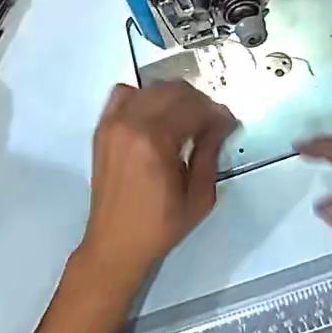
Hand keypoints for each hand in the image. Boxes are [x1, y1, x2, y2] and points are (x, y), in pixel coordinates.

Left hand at [74, 83, 236, 294]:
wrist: (115, 243)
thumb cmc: (160, 225)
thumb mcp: (199, 196)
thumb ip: (210, 154)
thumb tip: (221, 125)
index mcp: (155, 141)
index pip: (194, 108)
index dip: (216, 114)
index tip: (228, 125)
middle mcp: (130, 123)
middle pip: (174, 92)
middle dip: (199, 103)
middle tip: (212, 124)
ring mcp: (113, 123)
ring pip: (152, 89)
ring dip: (175, 98)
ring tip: (187, 120)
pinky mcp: (103, 129)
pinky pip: (125, 95)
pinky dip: (145, 98)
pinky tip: (157, 117)